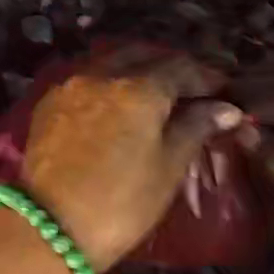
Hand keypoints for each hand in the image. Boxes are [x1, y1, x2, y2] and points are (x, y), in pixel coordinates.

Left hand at [21, 42, 243, 268]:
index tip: (224, 89)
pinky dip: (107, 79)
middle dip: (169, 64)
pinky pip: (84, 75)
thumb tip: (225, 107)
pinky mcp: (49, 98)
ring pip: (108, 60)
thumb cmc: (123, 200)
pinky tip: (119, 98)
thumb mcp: (169, 166)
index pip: (178, 67)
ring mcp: (68, 83)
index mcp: (135, 88)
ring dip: (135, 67)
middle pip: (140, 55)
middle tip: (193, 86)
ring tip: (159, 91)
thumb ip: (194, 127)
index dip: (206, 75)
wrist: (54, 219)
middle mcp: (98, 74)